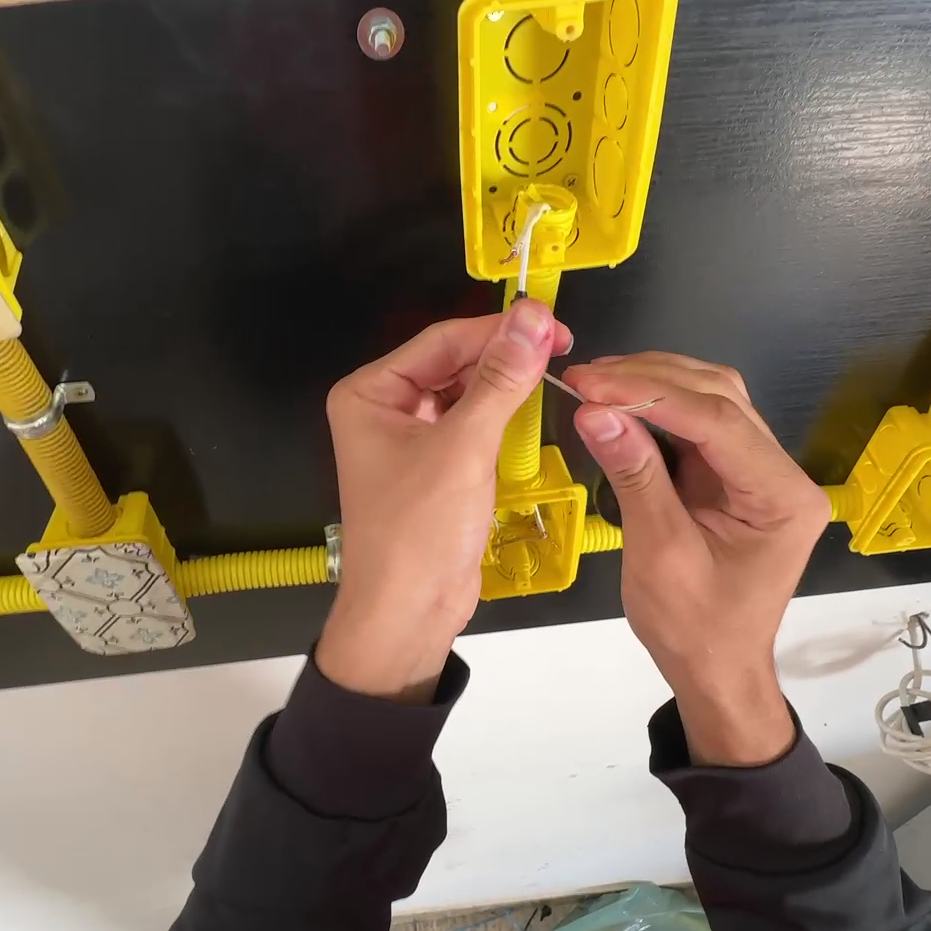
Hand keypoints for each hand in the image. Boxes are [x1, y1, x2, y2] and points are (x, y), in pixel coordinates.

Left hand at [319, 300, 570, 702]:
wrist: (408, 614)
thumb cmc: (419, 531)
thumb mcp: (463, 447)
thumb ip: (500, 380)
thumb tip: (533, 316)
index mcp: (370, 393)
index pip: (441, 341)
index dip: (498, 328)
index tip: (552, 322)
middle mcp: (384, 408)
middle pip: (452, 363)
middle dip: (503, 356)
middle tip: (561, 348)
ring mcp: (409, 437)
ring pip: (465, 392)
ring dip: (504, 385)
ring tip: (553, 372)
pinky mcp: (435, 464)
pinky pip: (470, 423)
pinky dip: (500, 416)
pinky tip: (530, 409)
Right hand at [563, 353, 828, 764]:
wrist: (714, 668)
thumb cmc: (693, 626)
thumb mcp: (659, 553)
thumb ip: (634, 475)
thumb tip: (594, 412)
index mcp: (780, 496)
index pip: (718, 421)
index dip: (651, 393)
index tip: (591, 383)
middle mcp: (780, 472)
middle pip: (720, 397)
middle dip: (650, 378)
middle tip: (585, 377)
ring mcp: (758, 470)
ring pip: (711, 399)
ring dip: (652, 382)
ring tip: (595, 381)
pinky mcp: (731, 474)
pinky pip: (697, 423)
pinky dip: (655, 406)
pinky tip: (618, 400)